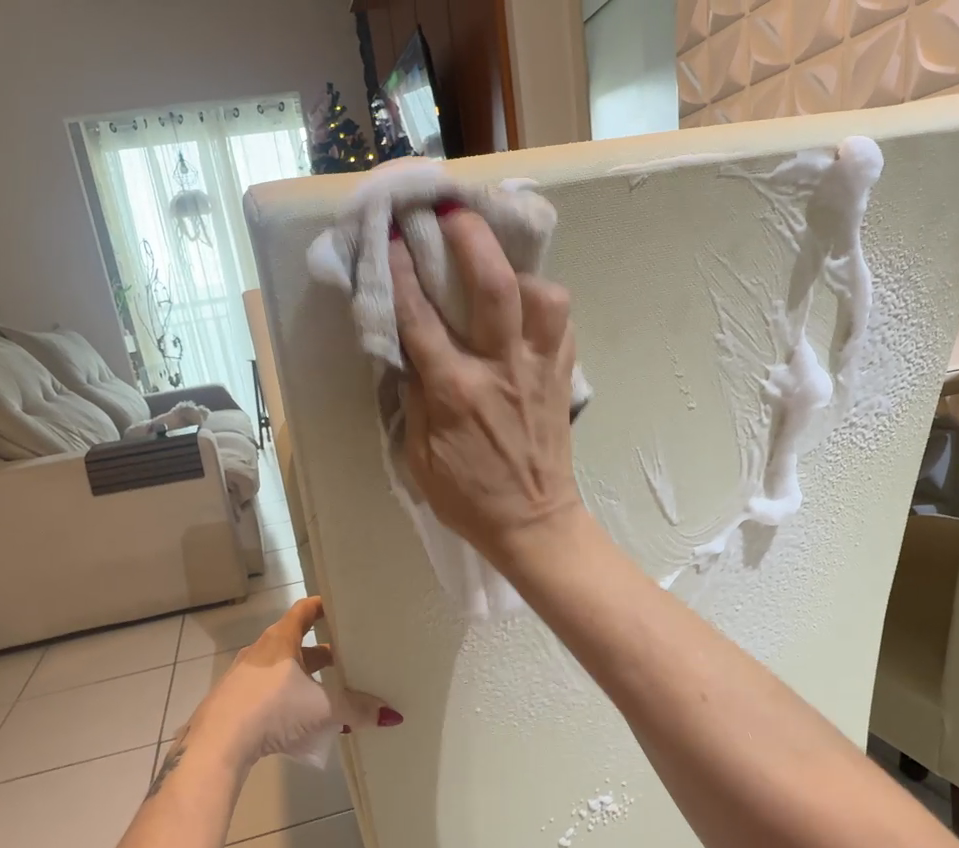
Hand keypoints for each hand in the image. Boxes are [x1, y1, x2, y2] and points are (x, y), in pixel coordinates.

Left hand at [186, 597, 393, 769]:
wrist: (219, 741)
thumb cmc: (273, 708)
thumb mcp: (323, 708)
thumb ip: (357, 709)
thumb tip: (392, 715)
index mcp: (281, 641)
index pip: (304, 611)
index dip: (323, 607)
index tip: (341, 607)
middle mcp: (260, 652)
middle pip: (295, 644)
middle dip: (322, 652)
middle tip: (347, 658)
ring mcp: (244, 677)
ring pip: (282, 671)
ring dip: (304, 679)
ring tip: (329, 693)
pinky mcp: (236, 703)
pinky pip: (270, 694)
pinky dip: (288, 701)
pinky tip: (302, 723)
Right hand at [390, 209, 586, 571]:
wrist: (534, 524)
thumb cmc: (469, 498)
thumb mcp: (421, 459)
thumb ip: (413, 401)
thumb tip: (408, 354)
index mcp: (456, 393)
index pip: (421, 320)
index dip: (404, 274)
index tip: (395, 238)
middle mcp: (501, 370)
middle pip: (494, 287)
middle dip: (472, 239)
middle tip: (453, 212)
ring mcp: (539, 370)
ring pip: (545, 297)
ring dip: (521, 271)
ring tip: (500, 265)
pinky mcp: (563, 377)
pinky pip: (562, 324)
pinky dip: (545, 304)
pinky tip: (528, 305)